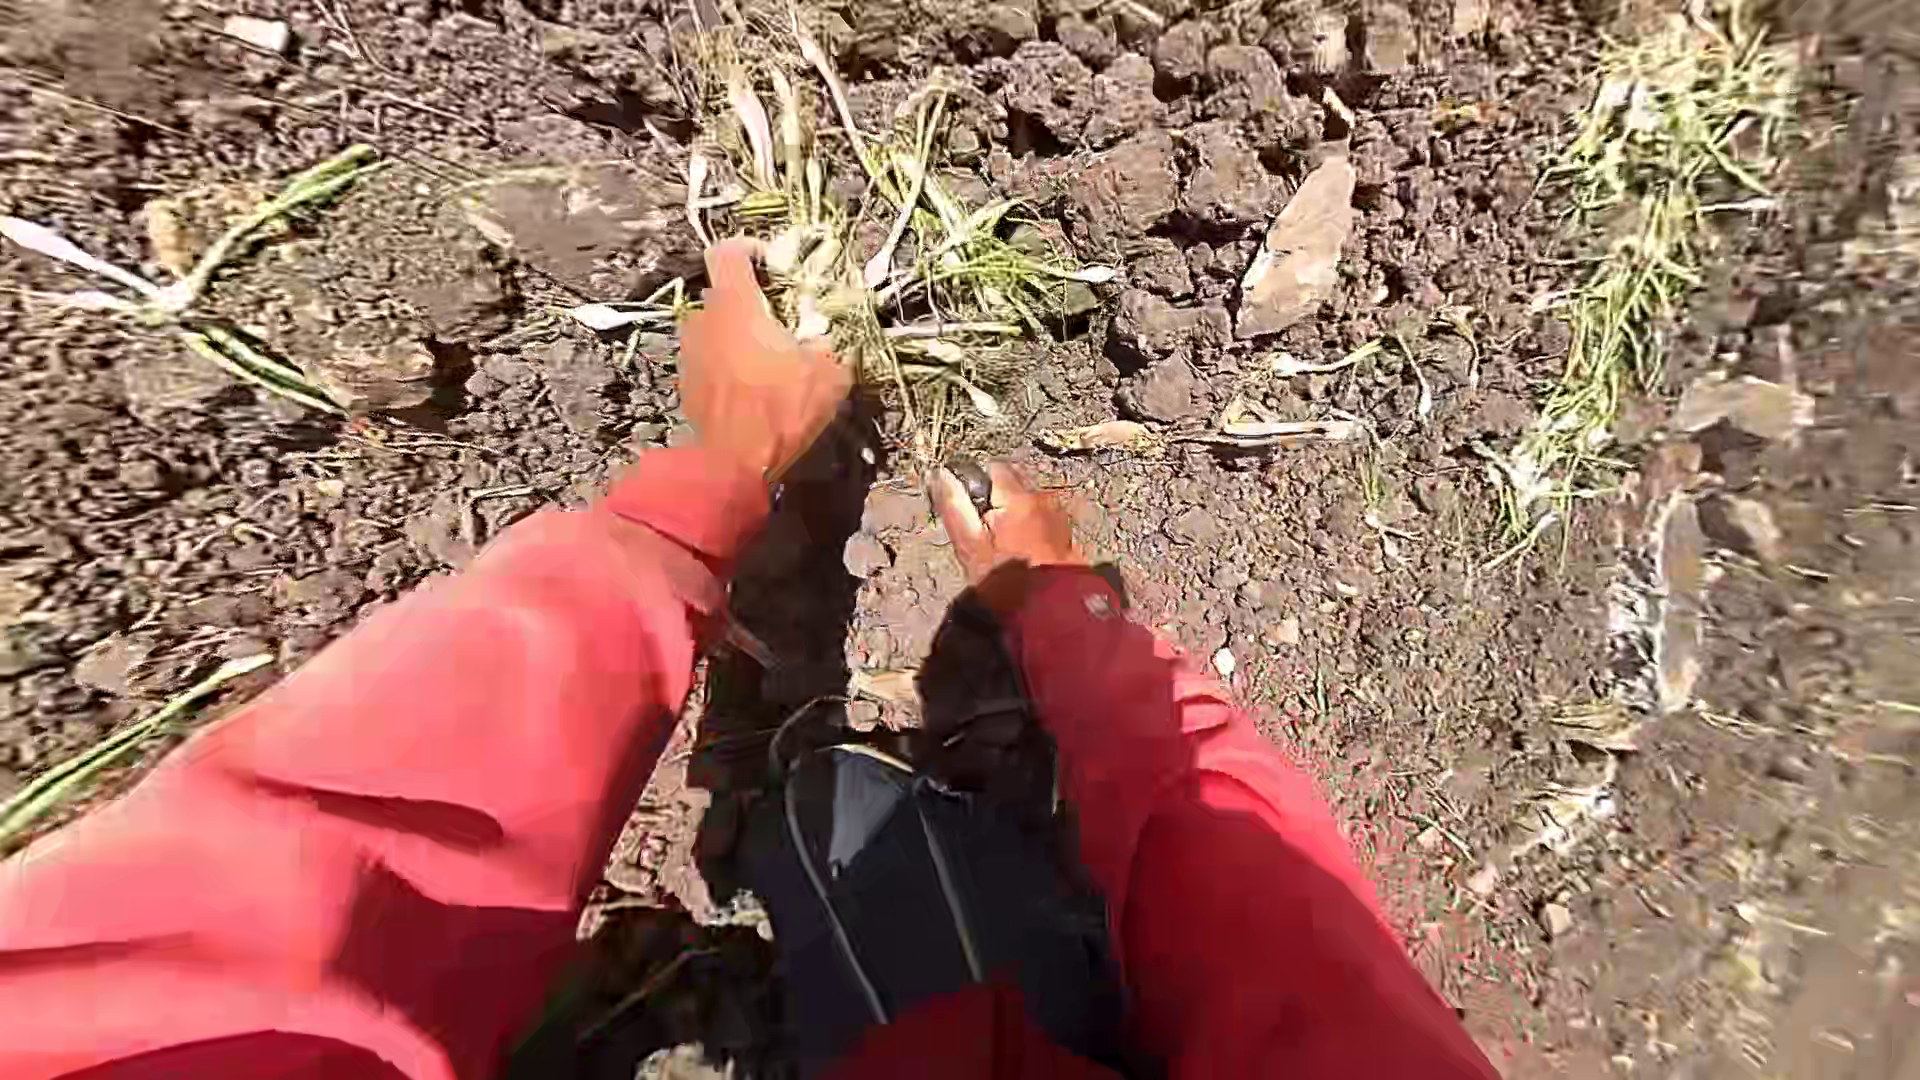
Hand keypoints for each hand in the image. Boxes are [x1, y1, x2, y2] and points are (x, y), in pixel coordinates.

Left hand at [679, 240, 850, 479]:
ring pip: (716, 328)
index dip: (748, 248)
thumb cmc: (782, 411)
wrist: (735, 463)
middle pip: (724, 294)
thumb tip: (826, 340)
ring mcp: (690, 353)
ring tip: (766, 360)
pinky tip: (749, 389)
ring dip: (738, 335)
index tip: (770, 262)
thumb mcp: (829, 377)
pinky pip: (709, 359)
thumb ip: (831, 347)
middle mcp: (704, 320)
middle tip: (781, 322)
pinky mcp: (686, 383)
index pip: (728, 253)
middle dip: (752, 301)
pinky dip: (727, 364)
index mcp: (737, 306)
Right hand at [931, 462, 1082, 583]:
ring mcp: (1057, 515)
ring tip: (1001, 544)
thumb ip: (955, 508)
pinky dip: (1027, 524)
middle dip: (993, 496)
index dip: (973, 482)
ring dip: (1012, 511)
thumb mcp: (971, 547)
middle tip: (981, 528)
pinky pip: (1040, 516)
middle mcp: (1042, 498)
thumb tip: (942, 476)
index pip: (991, 467)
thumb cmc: (1007, 582)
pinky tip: (1020, 550)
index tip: (965, 507)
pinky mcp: (1065, 532)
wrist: (1054, 613)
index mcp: (1018, 498)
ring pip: (1027, 499)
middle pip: (1011, 481)